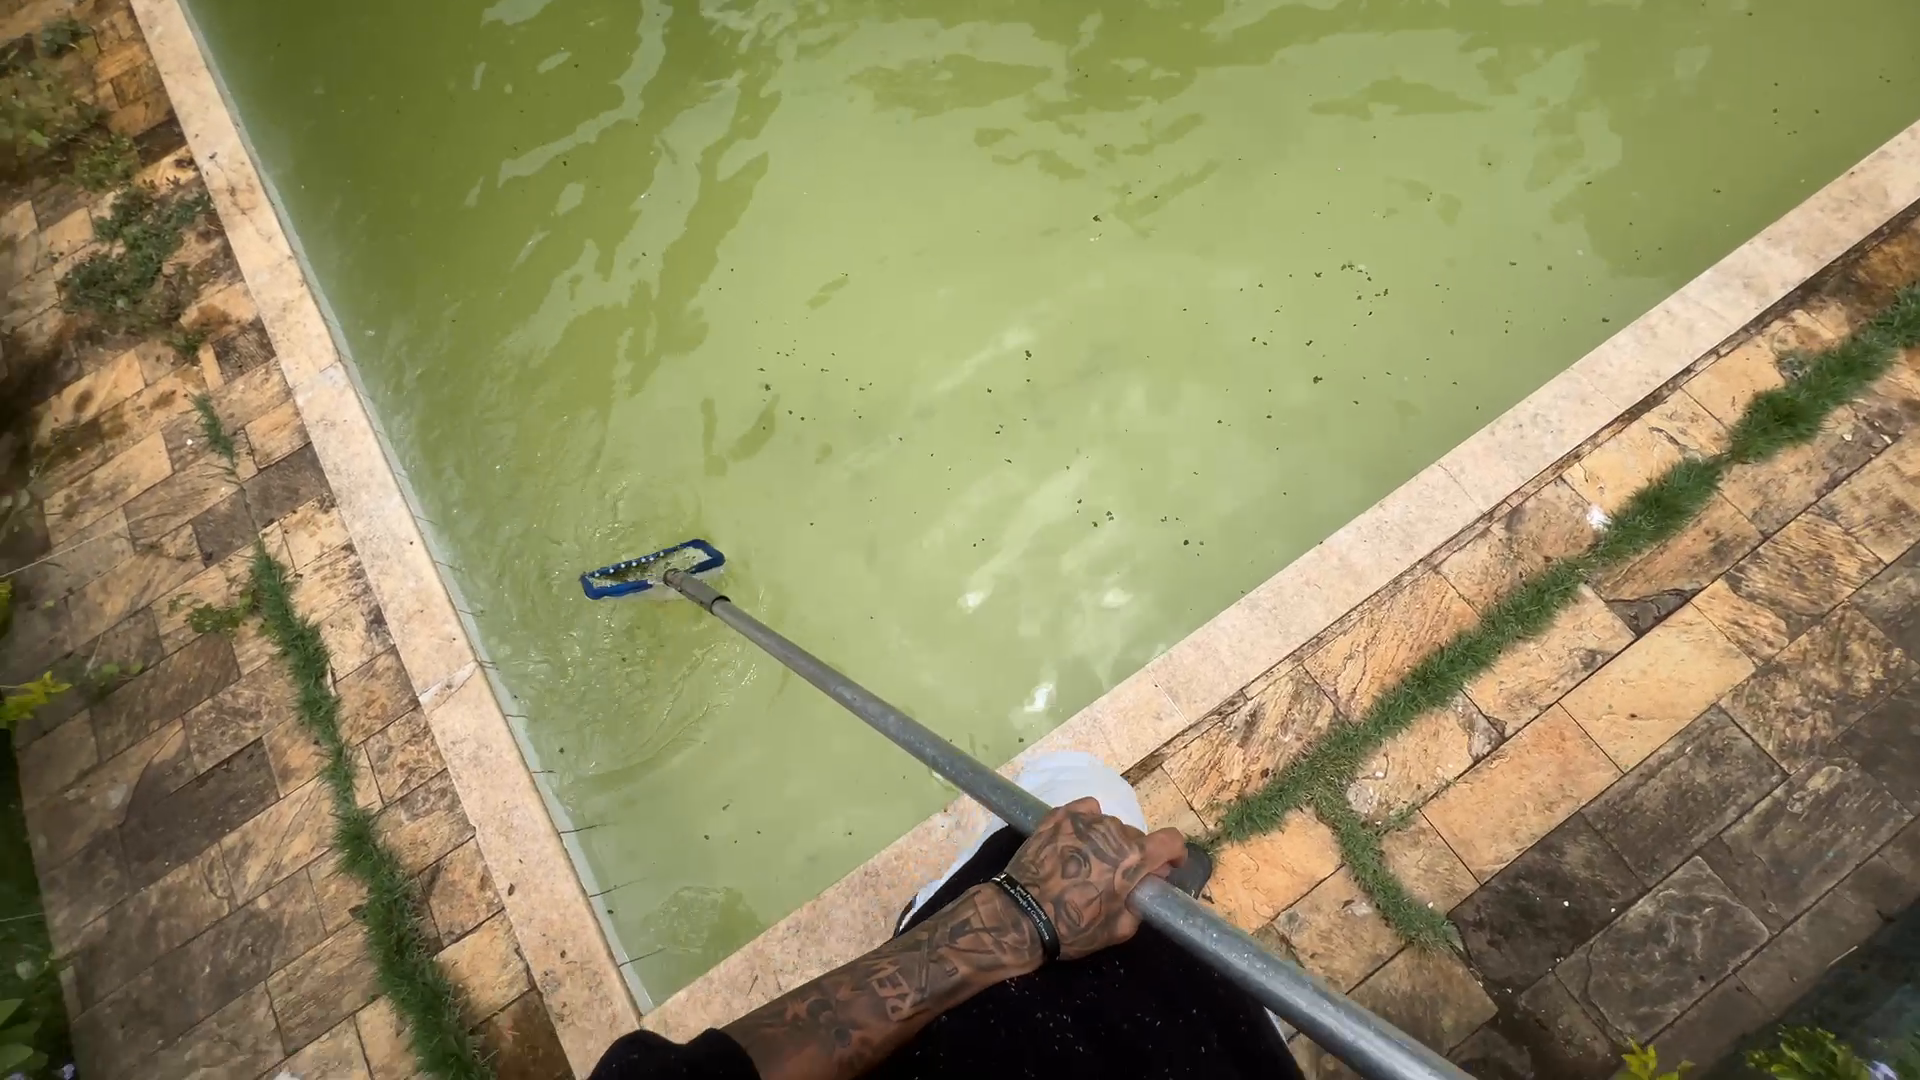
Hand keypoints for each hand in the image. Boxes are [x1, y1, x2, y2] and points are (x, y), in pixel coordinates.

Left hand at [1003, 796, 1186, 959]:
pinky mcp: (1058, 815)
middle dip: (1136, 855)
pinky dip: (1088, 822)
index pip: (1171, 840)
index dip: (1174, 853)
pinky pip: (1085, 810)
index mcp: (1133, 858)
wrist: (1022, 914)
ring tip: (1092, 861)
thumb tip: (1148, 882)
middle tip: (1121, 875)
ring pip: (1110, 824)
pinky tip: (1078, 839)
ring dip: (1109, 841)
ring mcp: (1083, 819)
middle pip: (1136, 836)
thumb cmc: (1074, 927)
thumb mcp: (1120, 928)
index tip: (1168, 865)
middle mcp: (1112, 830)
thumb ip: (1141, 902)